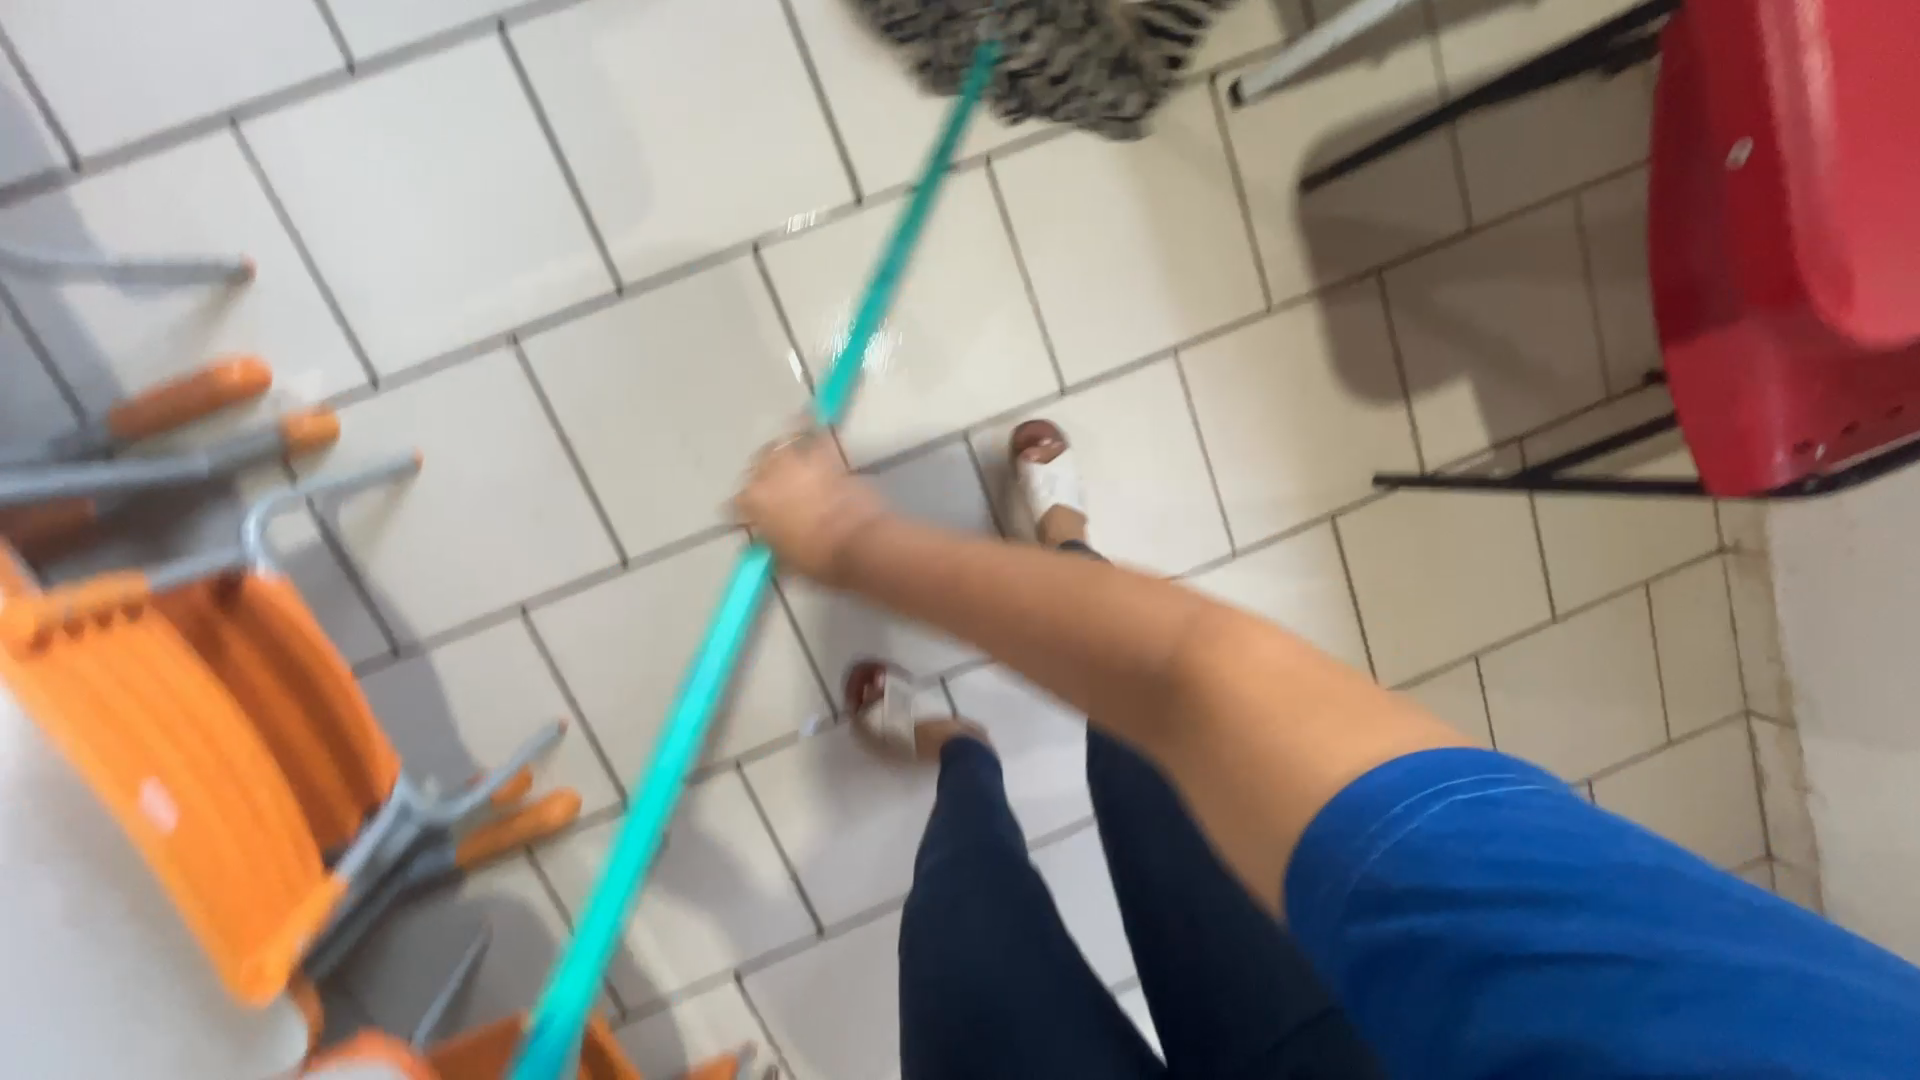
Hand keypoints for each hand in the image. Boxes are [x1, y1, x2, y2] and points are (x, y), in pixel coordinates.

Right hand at [735, 430, 889, 584]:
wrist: (858, 543)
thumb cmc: (818, 561)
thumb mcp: (785, 560)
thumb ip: (771, 544)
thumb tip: (768, 541)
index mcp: (752, 503)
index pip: (736, 504)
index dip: (744, 512)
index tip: (749, 517)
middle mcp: (767, 475)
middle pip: (756, 469)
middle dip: (760, 477)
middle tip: (771, 488)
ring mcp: (796, 461)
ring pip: (778, 448)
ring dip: (780, 454)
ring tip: (785, 460)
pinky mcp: (825, 455)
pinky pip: (812, 433)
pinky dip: (808, 424)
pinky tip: (808, 416)